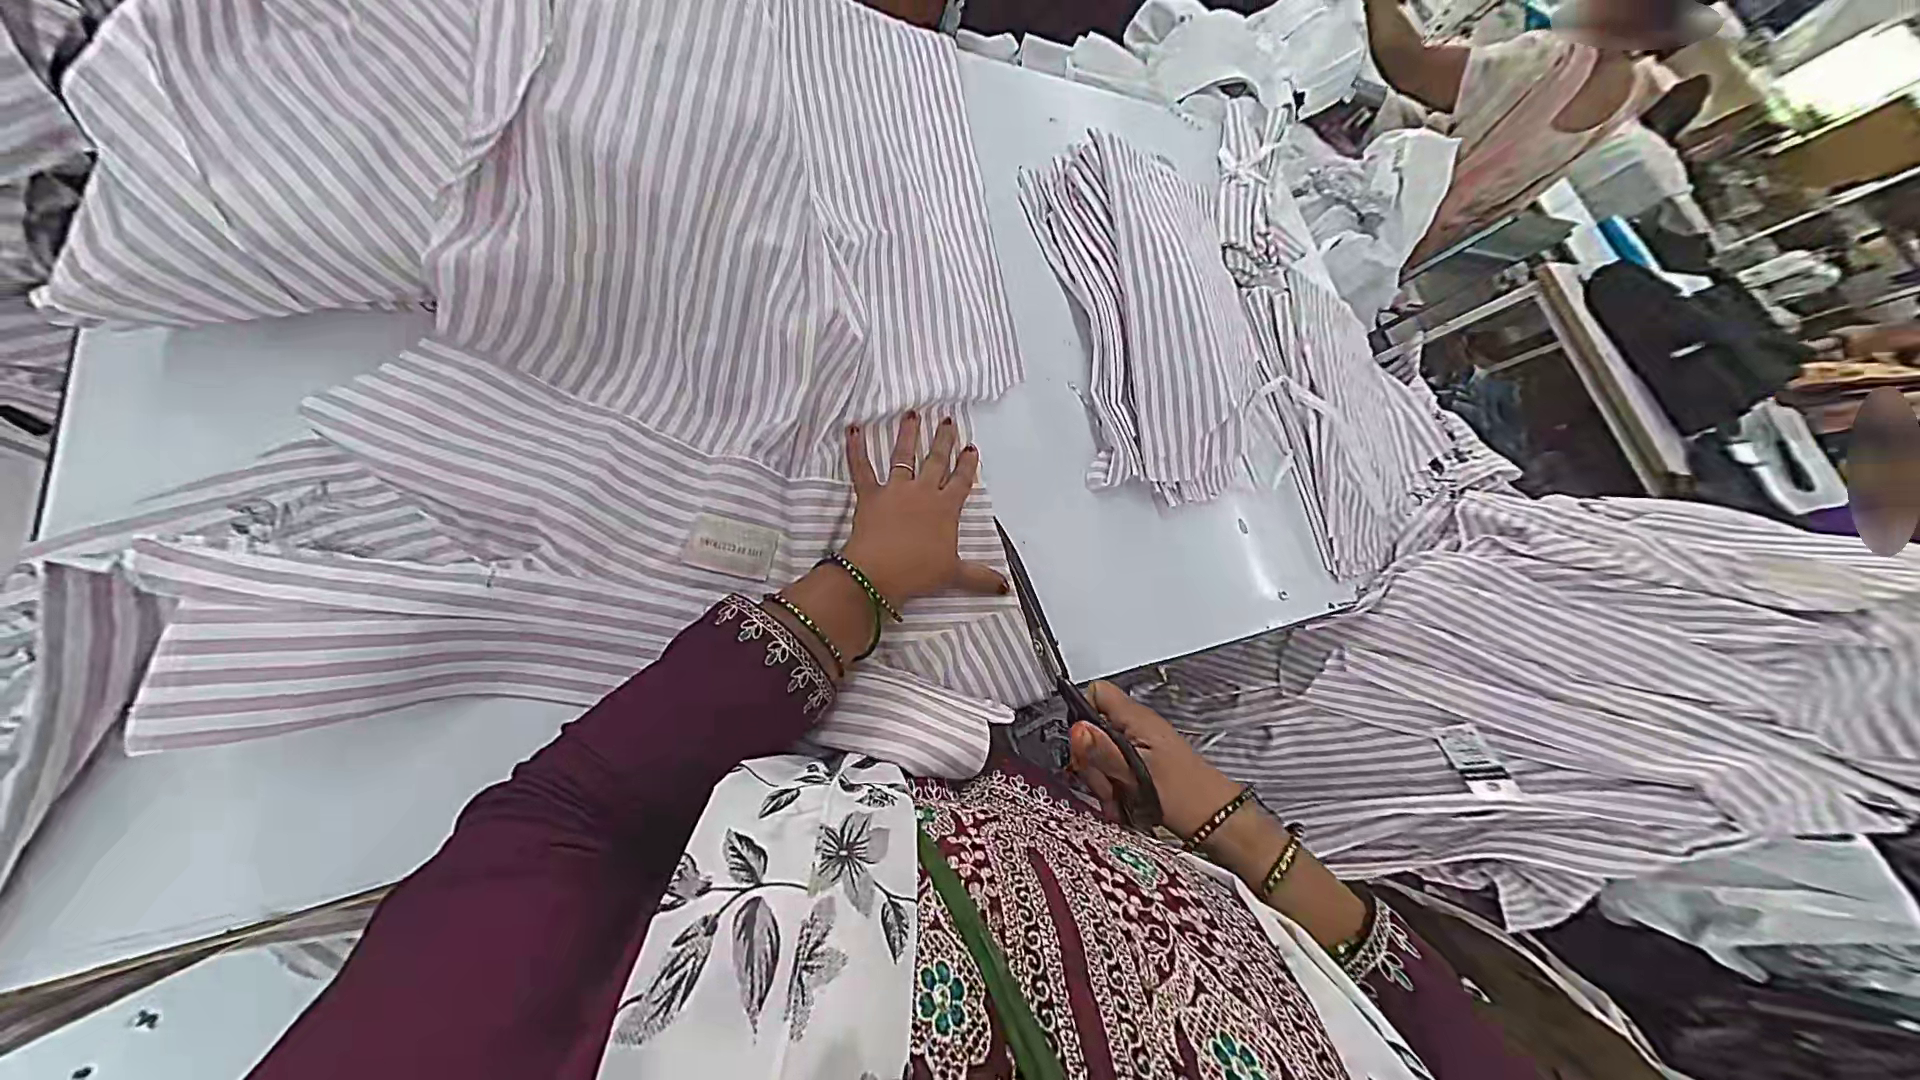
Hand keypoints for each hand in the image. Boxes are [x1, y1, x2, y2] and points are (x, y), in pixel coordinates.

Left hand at [839, 412, 1007, 606]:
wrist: (880, 573)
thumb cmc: (918, 572)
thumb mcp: (953, 574)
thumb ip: (979, 577)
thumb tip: (1005, 587)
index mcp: (946, 508)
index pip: (961, 481)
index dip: (967, 464)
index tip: (970, 448)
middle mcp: (923, 492)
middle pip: (937, 461)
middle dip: (944, 440)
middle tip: (947, 421)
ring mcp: (896, 490)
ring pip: (904, 455)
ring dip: (908, 434)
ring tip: (912, 414)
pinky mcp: (870, 495)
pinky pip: (862, 467)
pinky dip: (856, 448)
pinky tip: (853, 429)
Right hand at [1068, 681, 1243, 836]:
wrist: (1219, 822)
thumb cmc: (1188, 797)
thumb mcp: (1136, 775)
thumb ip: (1102, 751)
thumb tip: (1076, 729)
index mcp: (1136, 718)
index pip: (1095, 693)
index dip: (1082, 715)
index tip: (1083, 744)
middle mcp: (1137, 727)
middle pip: (1092, 728)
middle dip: (1091, 758)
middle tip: (1104, 779)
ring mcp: (1139, 746)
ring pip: (1100, 752)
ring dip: (1101, 778)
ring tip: (1116, 797)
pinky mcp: (1142, 764)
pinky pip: (1113, 768)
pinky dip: (1112, 787)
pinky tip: (1122, 803)